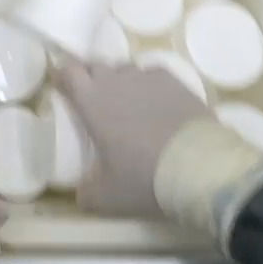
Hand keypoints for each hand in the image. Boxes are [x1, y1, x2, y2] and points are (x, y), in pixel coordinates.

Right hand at [53, 62, 214, 216]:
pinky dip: (148, 86)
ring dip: (119, 82)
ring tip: (128, 104)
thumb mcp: (108, 197)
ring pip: (124, 70)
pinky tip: (156, 103)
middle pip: (94, 65)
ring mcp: (145, 78)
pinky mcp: (174, 81)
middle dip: (89, 77)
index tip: (61, 86)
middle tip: (94, 99)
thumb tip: (80, 194)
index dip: (62, 76)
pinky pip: (152, 75)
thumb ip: (87, 193)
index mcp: (91, 101)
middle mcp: (114, 80)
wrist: (200, 168)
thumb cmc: (144, 178)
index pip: (67, 71)